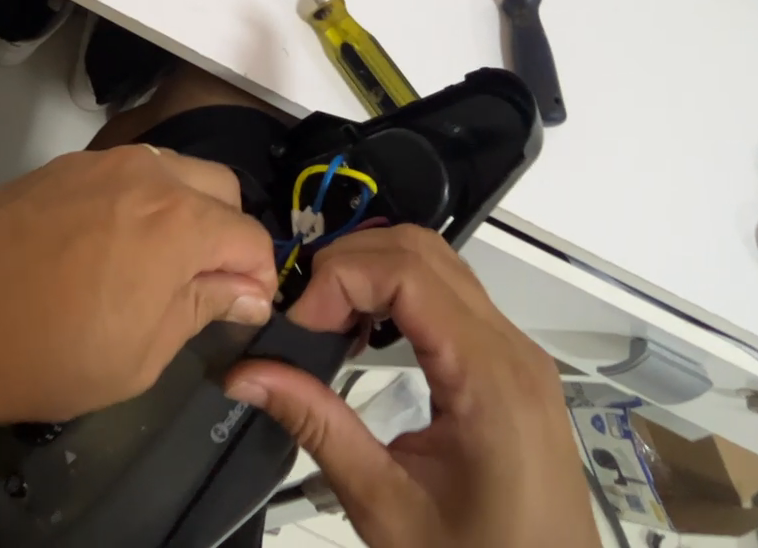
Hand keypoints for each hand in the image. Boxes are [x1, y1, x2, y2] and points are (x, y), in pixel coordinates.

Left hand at [0, 145, 276, 425]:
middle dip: (226, 232)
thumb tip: (246, 290)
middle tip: (201, 284)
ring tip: (153, 263)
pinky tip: (105, 244)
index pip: (251, 237)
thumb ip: (201, 308)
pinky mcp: (60, 166)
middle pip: (220, 186)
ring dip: (182, 209)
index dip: (257, 278)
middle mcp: (146, 173)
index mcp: (179, 220)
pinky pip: (122, 172)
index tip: (240, 310)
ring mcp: (98, 162)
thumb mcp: (142, 355)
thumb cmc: (49, 352)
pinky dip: (136, 200)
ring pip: (170, 169)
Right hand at [224, 227, 597, 547]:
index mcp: (489, 378)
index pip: (406, 272)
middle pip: (418, 249)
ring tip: (327, 319)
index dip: (339, 278)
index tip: (297, 323)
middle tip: (304, 316)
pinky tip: (362, 329)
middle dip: (346, 264)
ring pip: (433, 258)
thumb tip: (242, 372)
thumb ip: (317, 427)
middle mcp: (510, 347)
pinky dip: (391, 286)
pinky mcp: (506, 359)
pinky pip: (445, 288)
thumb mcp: (387, 507)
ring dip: (367, 269)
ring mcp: (514, 349)